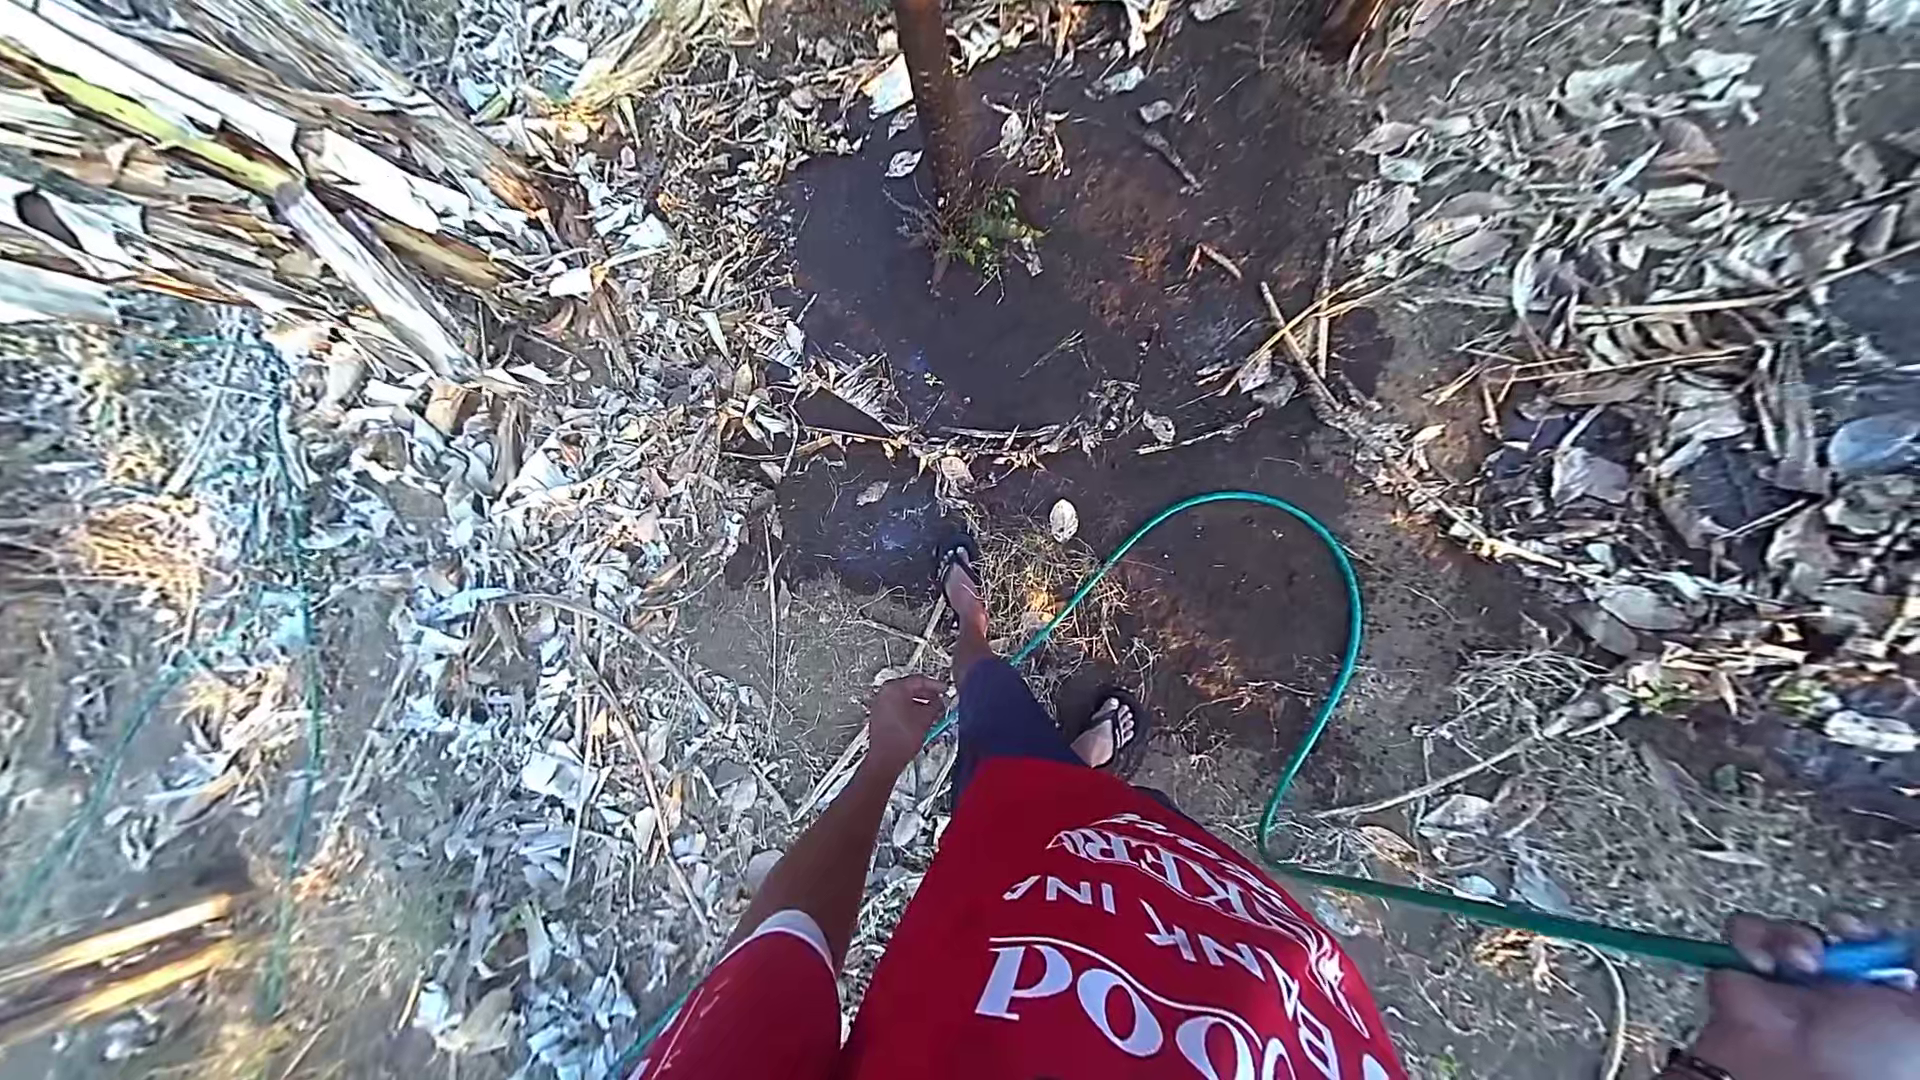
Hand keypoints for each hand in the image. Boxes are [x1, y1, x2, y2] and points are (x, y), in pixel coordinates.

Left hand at [865, 675, 945, 775]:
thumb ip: (936, 705)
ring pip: (904, 698)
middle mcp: (885, 693)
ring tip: (932, 711)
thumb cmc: (900, 739)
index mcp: (894, 688)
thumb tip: (939, 702)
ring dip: (920, 703)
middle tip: (939, 699)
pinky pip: (897, 707)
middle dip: (928, 695)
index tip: (944, 689)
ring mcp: (880, 704)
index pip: (919, 680)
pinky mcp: (879, 716)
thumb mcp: (926, 718)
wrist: (886, 759)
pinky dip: (910, 710)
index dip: (935, 685)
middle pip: (910, 688)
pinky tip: (920, 719)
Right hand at [1681, 914, 1919, 1079]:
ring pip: (1797, 928)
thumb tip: (1912, 946)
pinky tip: (1765, 961)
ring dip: (1797, 936)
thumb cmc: (1881, 1057)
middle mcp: (1856, 990)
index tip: (1889, 941)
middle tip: (1848, 933)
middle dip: (1847, 928)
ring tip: (1801, 958)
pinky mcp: (1750, 965)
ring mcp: (1800, 977)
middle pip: (1850, 936)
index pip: (1900, 957)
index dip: (1893, 943)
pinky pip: (1747, 931)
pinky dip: (1753, 938)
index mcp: (1903, 1005)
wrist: (1799, 1061)